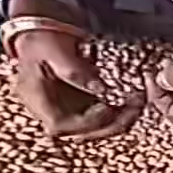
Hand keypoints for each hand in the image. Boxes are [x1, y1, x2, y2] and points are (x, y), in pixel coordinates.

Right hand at [11, 29, 142, 140]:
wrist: (43, 38)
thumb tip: (99, 89)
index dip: (85, 122)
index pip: (59, 126)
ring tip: (137, 105)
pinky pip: (102, 120)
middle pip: (81, 133)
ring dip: (119, 121)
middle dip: (110, 125)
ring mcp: (66, 111)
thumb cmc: (44, 43)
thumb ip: (72, 70)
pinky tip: (134, 103)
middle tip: (134, 108)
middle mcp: (50, 110)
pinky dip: (120, 115)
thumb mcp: (53, 50)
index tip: (106, 107)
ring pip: (94, 130)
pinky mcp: (81, 108)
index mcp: (35, 99)